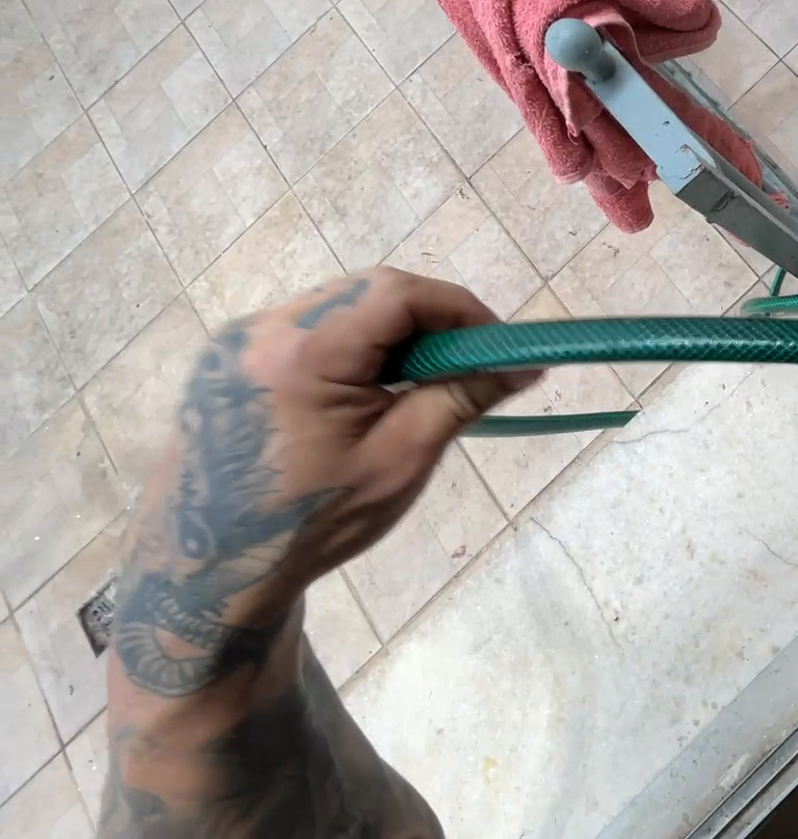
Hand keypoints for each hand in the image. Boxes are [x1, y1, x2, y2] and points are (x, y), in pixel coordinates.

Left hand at [115, 269, 536, 697]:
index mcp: (303, 356)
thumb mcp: (404, 459)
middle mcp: (262, 332)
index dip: (460, 308)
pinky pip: (318, 325)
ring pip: (347, 303)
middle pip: (372, 290)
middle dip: (434, 317)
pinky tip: (377, 386)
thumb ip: (465, 397)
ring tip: (426, 378)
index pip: (398, 293)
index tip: (495, 347)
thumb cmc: (312, 519)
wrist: (204, 572)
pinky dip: (364, 342)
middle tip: (468, 363)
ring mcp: (239, 343)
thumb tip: (529, 365)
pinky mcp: (233, 359)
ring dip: (400, 329)